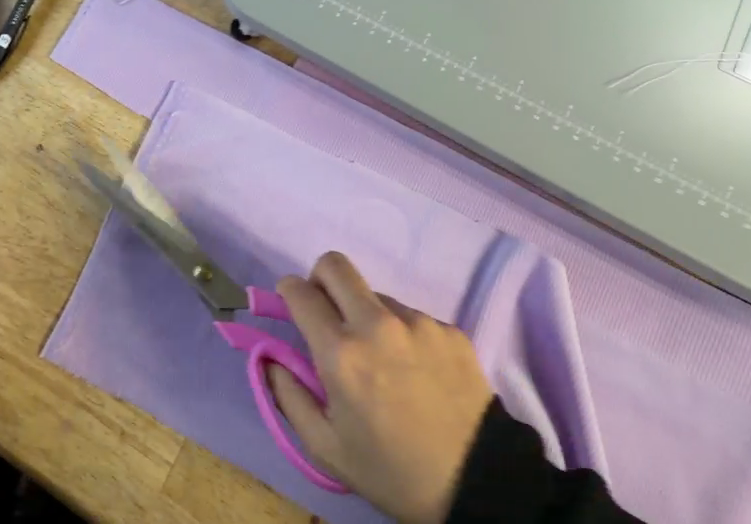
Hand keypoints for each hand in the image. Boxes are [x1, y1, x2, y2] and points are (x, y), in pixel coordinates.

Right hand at [268, 251, 493, 523]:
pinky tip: (416, 373)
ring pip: (375, 296)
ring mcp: (417, 322)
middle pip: (335, 265)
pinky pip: (411, 317)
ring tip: (384, 362)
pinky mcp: (449, 330)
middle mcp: (376, 324)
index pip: (299, 291)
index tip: (291, 307)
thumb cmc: (392, 471)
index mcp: (340, 352)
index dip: (287, 293)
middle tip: (327, 315)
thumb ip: (288, 395)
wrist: (479, 485)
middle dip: (320, 280)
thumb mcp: (326, 448)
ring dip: (366, 316)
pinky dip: (402, 335)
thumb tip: (271, 358)